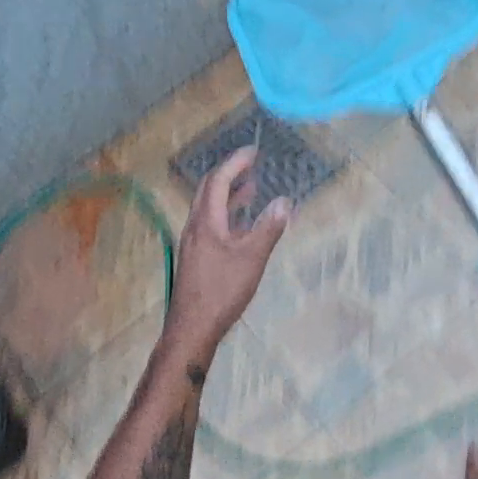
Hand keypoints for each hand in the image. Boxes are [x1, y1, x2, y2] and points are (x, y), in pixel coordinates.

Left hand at [164, 146, 289, 358]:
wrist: (192, 328)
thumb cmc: (222, 291)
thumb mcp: (251, 259)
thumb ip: (268, 229)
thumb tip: (284, 201)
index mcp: (206, 222)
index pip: (218, 181)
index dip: (235, 163)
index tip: (253, 150)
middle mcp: (195, 228)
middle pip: (209, 192)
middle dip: (230, 175)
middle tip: (251, 164)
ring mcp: (193, 245)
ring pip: (209, 211)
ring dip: (230, 197)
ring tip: (251, 188)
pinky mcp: (196, 260)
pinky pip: (211, 227)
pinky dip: (228, 217)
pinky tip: (242, 228)